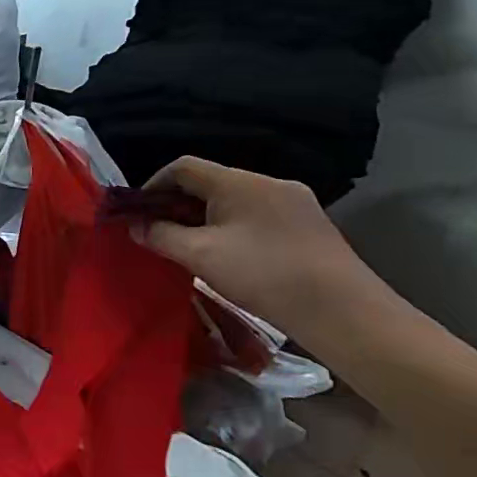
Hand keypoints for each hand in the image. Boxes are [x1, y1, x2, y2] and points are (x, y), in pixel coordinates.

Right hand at [137, 157, 384, 335]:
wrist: (341, 309)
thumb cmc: (263, 274)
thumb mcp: (199, 255)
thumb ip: (160, 235)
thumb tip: (135, 226)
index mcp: (240, 182)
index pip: (183, 167)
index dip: (153, 185)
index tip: (138, 214)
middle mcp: (268, 183)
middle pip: (208, 182)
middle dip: (176, 204)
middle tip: (158, 233)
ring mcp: (293, 202)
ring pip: (232, 200)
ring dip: (203, 217)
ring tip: (189, 247)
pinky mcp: (307, 224)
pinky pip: (254, 214)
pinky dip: (230, 226)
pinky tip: (227, 254)